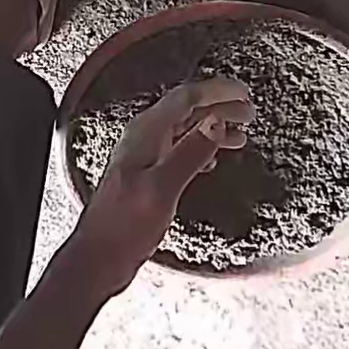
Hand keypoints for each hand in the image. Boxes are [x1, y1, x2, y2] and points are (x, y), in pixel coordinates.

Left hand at [65, 77, 252, 295]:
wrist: (100, 256)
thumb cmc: (125, 225)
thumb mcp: (163, 188)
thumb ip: (191, 152)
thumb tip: (217, 121)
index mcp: (147, 131)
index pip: (187, 97)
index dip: (218, 91)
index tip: (243, 93)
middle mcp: (145, 135)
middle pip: (188, 108)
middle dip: (220, 106)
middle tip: (249, 112)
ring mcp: (146, 153)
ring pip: (186, 127)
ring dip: (214, 126)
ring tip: (241, 133)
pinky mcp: (149, 172)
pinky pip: (181, 146)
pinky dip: (203, 146)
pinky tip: (214, 156)